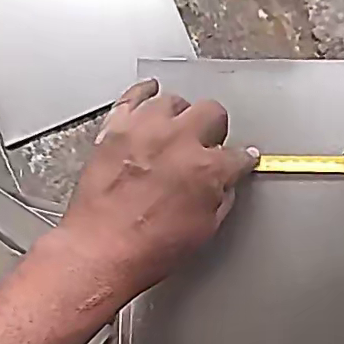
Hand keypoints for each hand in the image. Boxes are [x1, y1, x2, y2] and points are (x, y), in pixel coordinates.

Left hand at [49, 80, 258, 299]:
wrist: (101, 250)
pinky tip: (150, 94)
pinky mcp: (116, 128)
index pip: (238, 155)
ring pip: (174, 100)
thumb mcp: (203, 230)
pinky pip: (133, 96)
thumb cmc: (147, 248)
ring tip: (177, 126)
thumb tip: (225, 186)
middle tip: (209, 143)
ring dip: (180, 114)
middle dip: (215, 129)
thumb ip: (221, 199)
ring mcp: (146, 130)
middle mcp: (179, 141)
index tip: (241, 160)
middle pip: (212, 112)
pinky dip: (144, 93)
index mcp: (207, 168)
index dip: (242, 160)